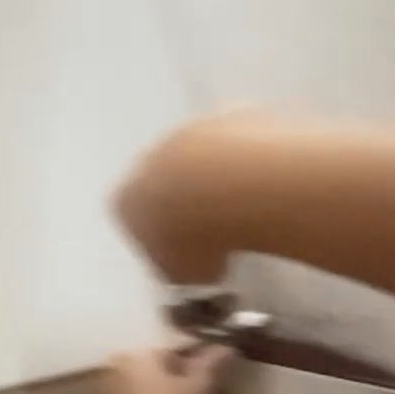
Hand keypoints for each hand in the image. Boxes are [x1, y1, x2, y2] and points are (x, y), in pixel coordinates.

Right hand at [114, 109, 270, 283]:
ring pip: (201, 158)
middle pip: (163, 183)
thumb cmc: (196, 242)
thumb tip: (191, 275)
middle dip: (185, 204)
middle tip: (217, 232)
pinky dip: (249, 160)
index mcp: (125, 202)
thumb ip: (181, 275)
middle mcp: (146, 162)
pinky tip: (269, 185)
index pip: (133, 222)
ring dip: (218, 180)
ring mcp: (187, 132)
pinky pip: (238, 143)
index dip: (160, 240)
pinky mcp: (229, 115)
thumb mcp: (184, 278)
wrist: (235, 186)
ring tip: (248, 209)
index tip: (185, 254)